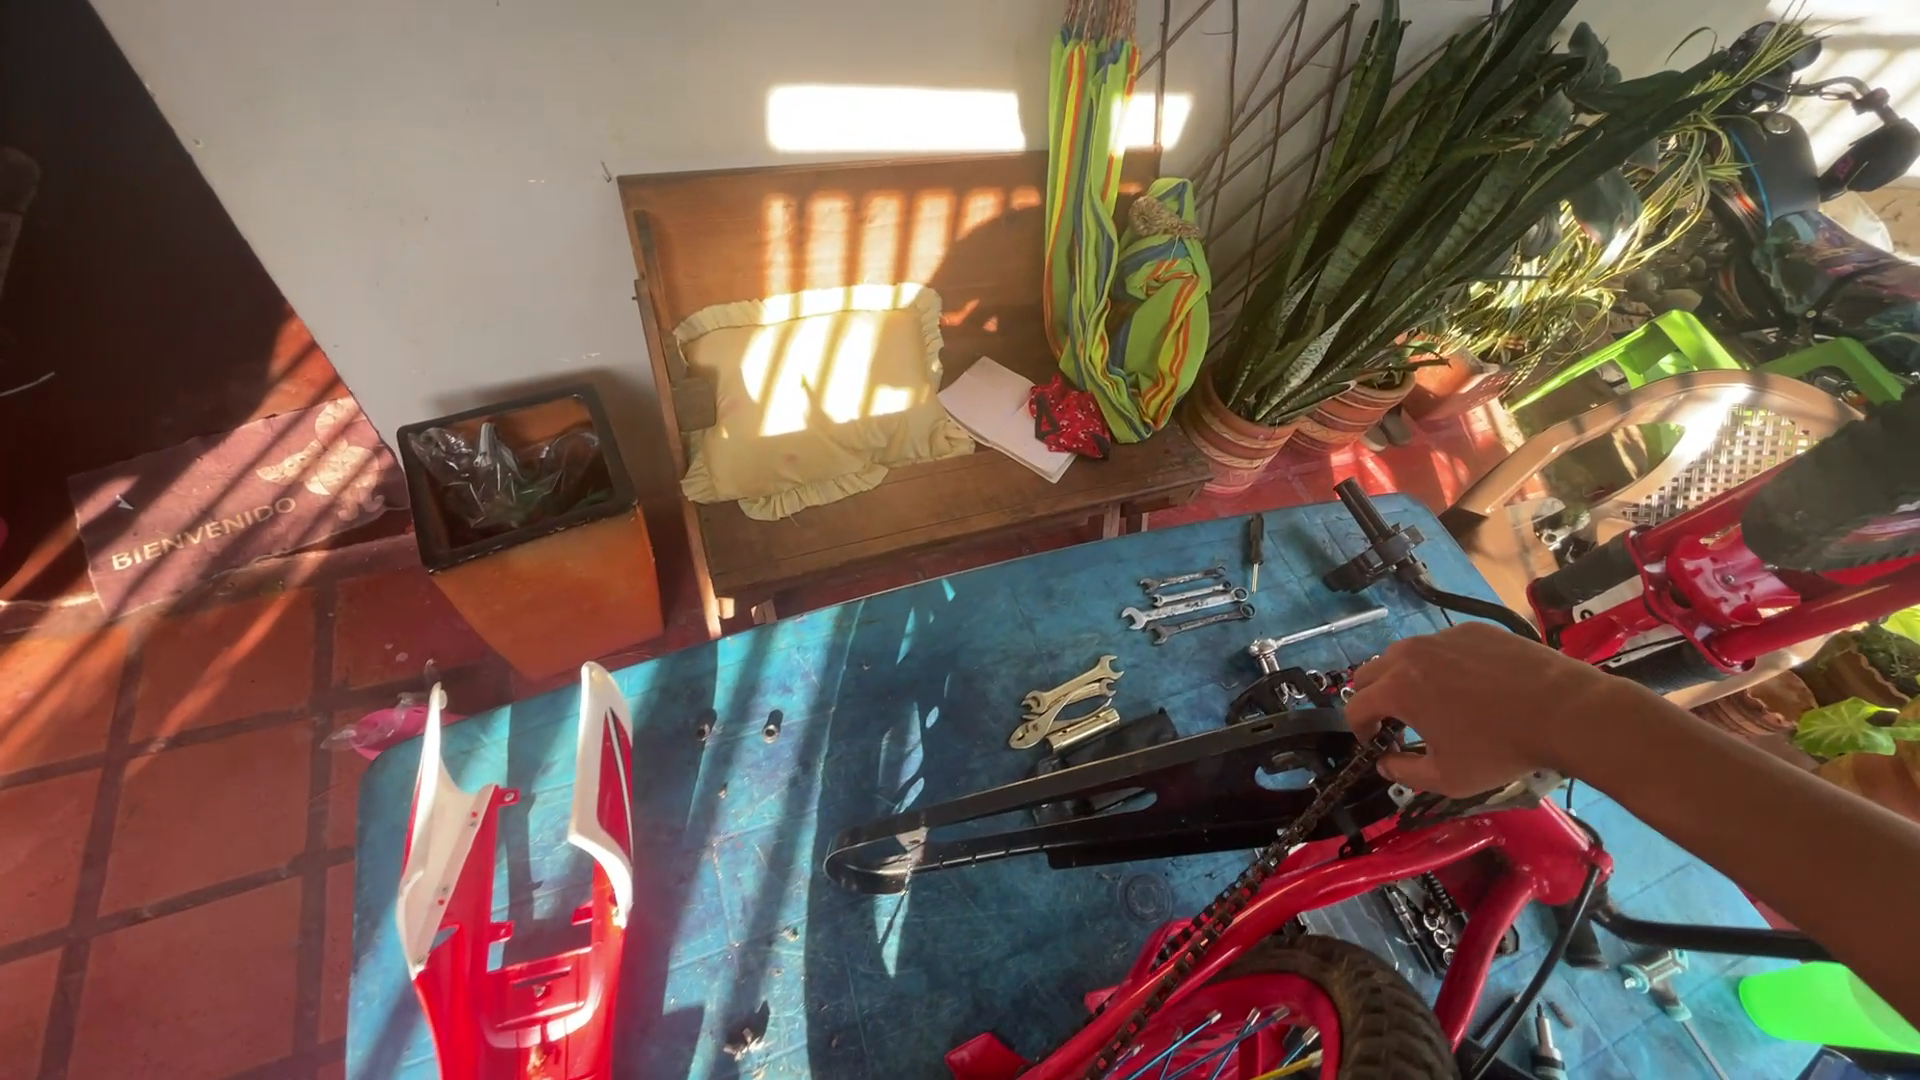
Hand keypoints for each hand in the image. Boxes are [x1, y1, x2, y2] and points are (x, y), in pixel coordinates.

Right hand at [1344, 621, 1633, 796]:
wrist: (1569, 712)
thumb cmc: (1502, 748)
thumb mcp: (1450, 778)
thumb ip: (1405, 773)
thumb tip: (1385, 764)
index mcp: (1396, 690)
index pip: (1354, 707)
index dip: (1359, 730)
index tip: (1377, 743)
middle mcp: (1408, 656)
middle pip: (1368, 674)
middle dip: (1374, 699)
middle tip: (1397, 720)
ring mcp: (1440, 638)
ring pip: (1401, 655)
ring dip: (1402, 677)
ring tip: (1431, 699)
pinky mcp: (1470, 630)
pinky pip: (1440, 645)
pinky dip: (1440, 664)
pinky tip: (1470, 684)